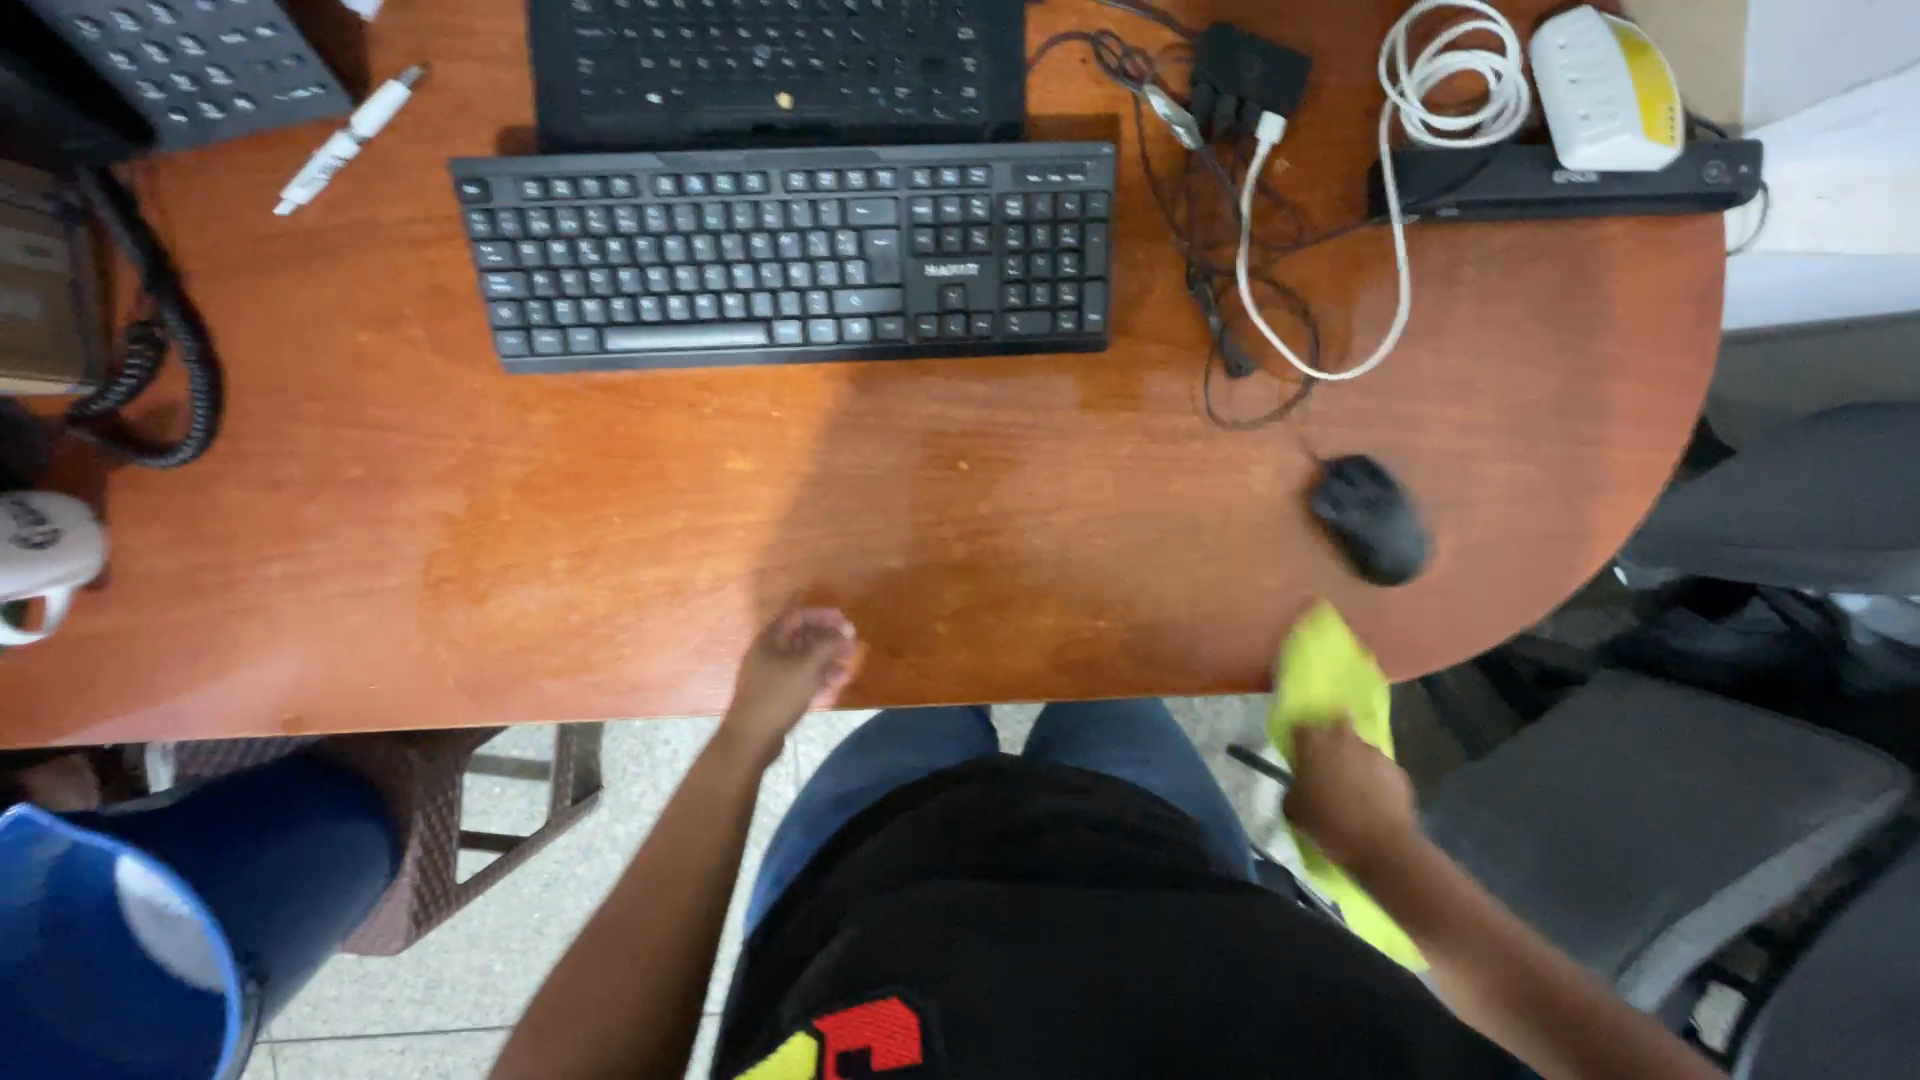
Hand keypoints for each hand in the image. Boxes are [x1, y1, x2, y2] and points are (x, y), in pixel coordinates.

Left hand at [720, 606, 861, 760]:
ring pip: (803, 659)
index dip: (821, 615)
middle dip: (828, 639)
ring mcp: (771, 675)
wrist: (751, 739)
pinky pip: (800, 678)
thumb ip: (828, 645)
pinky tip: (837, 682)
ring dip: (826, 659)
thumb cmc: (778, 696)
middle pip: (802, 638)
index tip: (844, 620)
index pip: (797, 616)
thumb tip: (846, 629)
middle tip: (850, 644)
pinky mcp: (776, 694)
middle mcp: (768, 653)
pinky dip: (818, 677)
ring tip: (847, 664)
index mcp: (770, 640)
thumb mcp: (806, 667)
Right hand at [1283, 716, 1423, 877]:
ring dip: (1356, 759)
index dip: (1301, 741)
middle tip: (1330, 760)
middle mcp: (1345, 740)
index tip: (1301, 757)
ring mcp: (1375, 754)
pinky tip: (1375, 800)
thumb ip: (1293, 790)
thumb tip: (1299, 788)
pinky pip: (1381, 769)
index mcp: (1314, 744)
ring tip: (1355, 786)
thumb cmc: (1329, 824)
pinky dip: (1376, 779)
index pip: (1301, 728)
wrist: (1383, 846)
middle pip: (1338, 723)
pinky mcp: (1399, 771)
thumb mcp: (1294, 810)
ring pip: (1361, 748)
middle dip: (1334, 735)